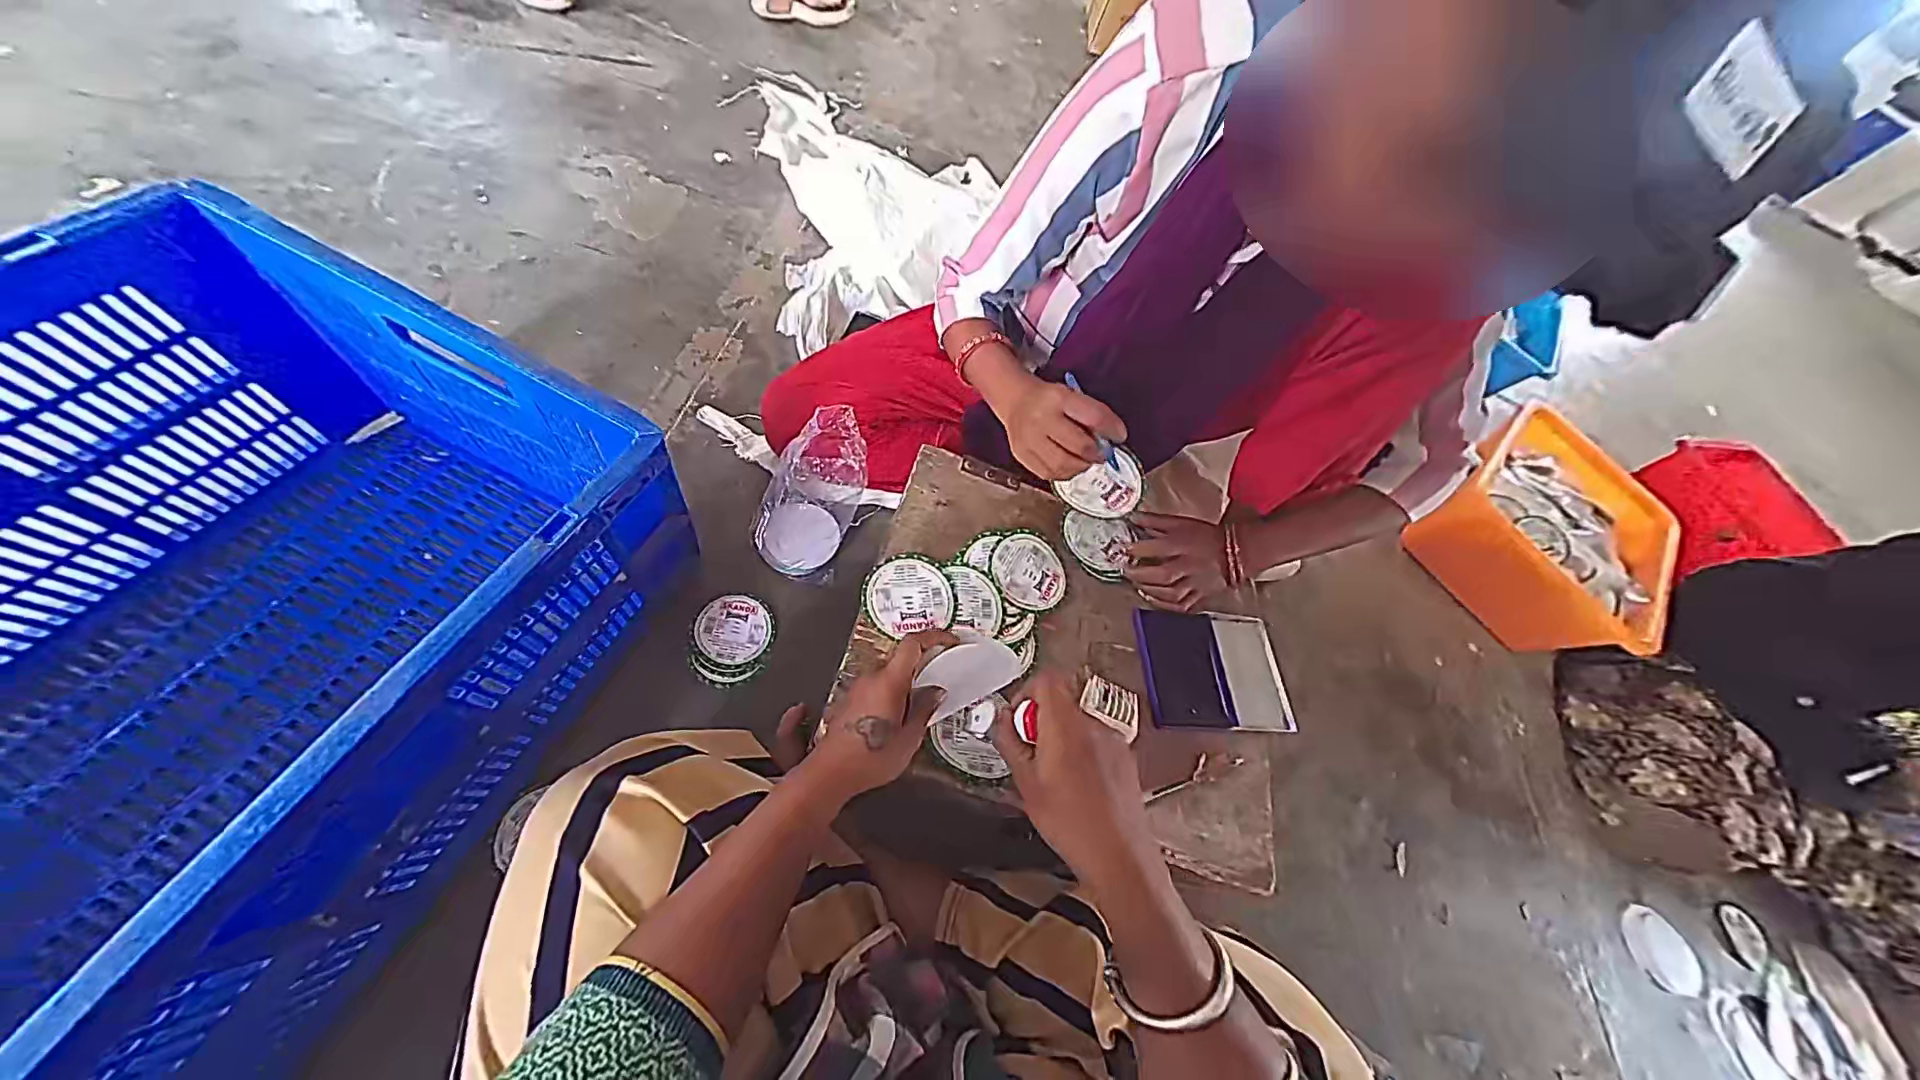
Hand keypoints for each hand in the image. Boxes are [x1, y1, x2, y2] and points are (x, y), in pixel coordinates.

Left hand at [790, 630, 956, 803]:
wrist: (830, 774)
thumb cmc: (870, 758)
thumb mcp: (909, 737)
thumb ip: (924, 709)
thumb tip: (935, 692)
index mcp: (889, 681)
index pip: (912, 643)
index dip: (934, 637)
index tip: (948, 641)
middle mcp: (870, 678)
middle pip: (900, 660)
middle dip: (920, 669)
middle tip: (935, 686)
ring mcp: (857, 688)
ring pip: (887, 675)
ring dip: (903, 684)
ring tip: (914, 711)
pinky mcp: (848, 701)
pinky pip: (875, 688)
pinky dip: (889, 694)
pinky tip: (894, 720)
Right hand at [989, 671, 1157, 887]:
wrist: (1118, 854)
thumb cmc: (1072, 824)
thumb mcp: (1025, 783)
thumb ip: (1010, 742)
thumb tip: (1003, 720)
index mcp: (1065, 725)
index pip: (1047, 679)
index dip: (1027, 692)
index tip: (1019, 717)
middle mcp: (1092, 725)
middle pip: (1061, 701)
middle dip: (1041, 721)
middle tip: (1031, 752)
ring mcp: (1112, 740)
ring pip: (1077, 722)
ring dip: (1061, 738)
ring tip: (1054, 776)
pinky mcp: (1124, 756)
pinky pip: (1095, 740)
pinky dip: (1081, 752)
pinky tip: (1076, 785)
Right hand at [1001, 378, 1127, 481]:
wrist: (1015, 400)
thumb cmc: (1048, 399)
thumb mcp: (1071, 395)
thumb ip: (1091, 415)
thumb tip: (1109, 441)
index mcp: (1058, 398)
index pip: (1094, 417)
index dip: (1112, 430)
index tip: (1120, 436)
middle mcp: (1041, 419)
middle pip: (1080, 446)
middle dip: (1097, 453)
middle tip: (1103, 454)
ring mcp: (1029, 439)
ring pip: (1064, 465)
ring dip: (1081, 466)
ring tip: (1085, 460)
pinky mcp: (1022, 455)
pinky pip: (1049, 473)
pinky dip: (1064, 473)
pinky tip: (1069, 465)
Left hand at [1123, 511, 1228, 612]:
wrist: (1237, 551)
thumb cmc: (1206, 536)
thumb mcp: (1179, 523)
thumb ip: (1154, 521)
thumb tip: (1132, 518)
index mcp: (1183, 544)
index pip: (1155, 548)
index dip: (1136, 550)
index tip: (1123, 550)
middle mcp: (1189, 565)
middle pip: (1162, 574)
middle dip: (1139, 574)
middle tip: (1126, 571)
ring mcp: (1196, 583)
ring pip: (1170, 592)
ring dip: (1149, 590)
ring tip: (1136, 584)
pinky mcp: (1202, 596)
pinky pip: (1182, 605)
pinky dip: (1164, 605)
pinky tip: (1151, 599)